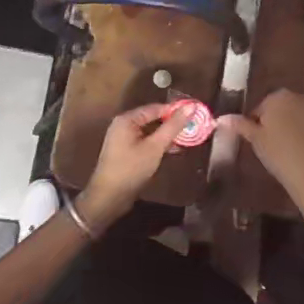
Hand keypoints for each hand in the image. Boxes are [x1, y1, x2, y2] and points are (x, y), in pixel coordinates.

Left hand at [77, 102, 190, 228]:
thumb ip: (172, 127)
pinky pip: (145, 142)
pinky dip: (157, 145)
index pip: (154, 108)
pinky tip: (172, 150)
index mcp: (127, 120)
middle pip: (151, 119)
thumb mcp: (155, 147)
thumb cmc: (132, 168)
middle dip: (171, 124)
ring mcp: (123, 140)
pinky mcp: (125, 153)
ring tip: (187, 138)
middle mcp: (123, 126)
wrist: (109, 196)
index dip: (174, 110)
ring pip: (149, 132)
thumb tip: (190, 107)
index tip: (194, 114)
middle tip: (193, 127)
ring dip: (166, 136)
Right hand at [219, 90, 303, 211]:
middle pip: (286, 108)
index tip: (256, 138)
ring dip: (302, 125)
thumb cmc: (279, 154)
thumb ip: (240, 126)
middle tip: (274, 144)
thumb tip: (221, 118)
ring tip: (296, 149)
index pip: (262, 107)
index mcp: (279, 98)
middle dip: (280, 121)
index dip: (258, 122)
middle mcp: (302, 99)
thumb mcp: (256, 141)